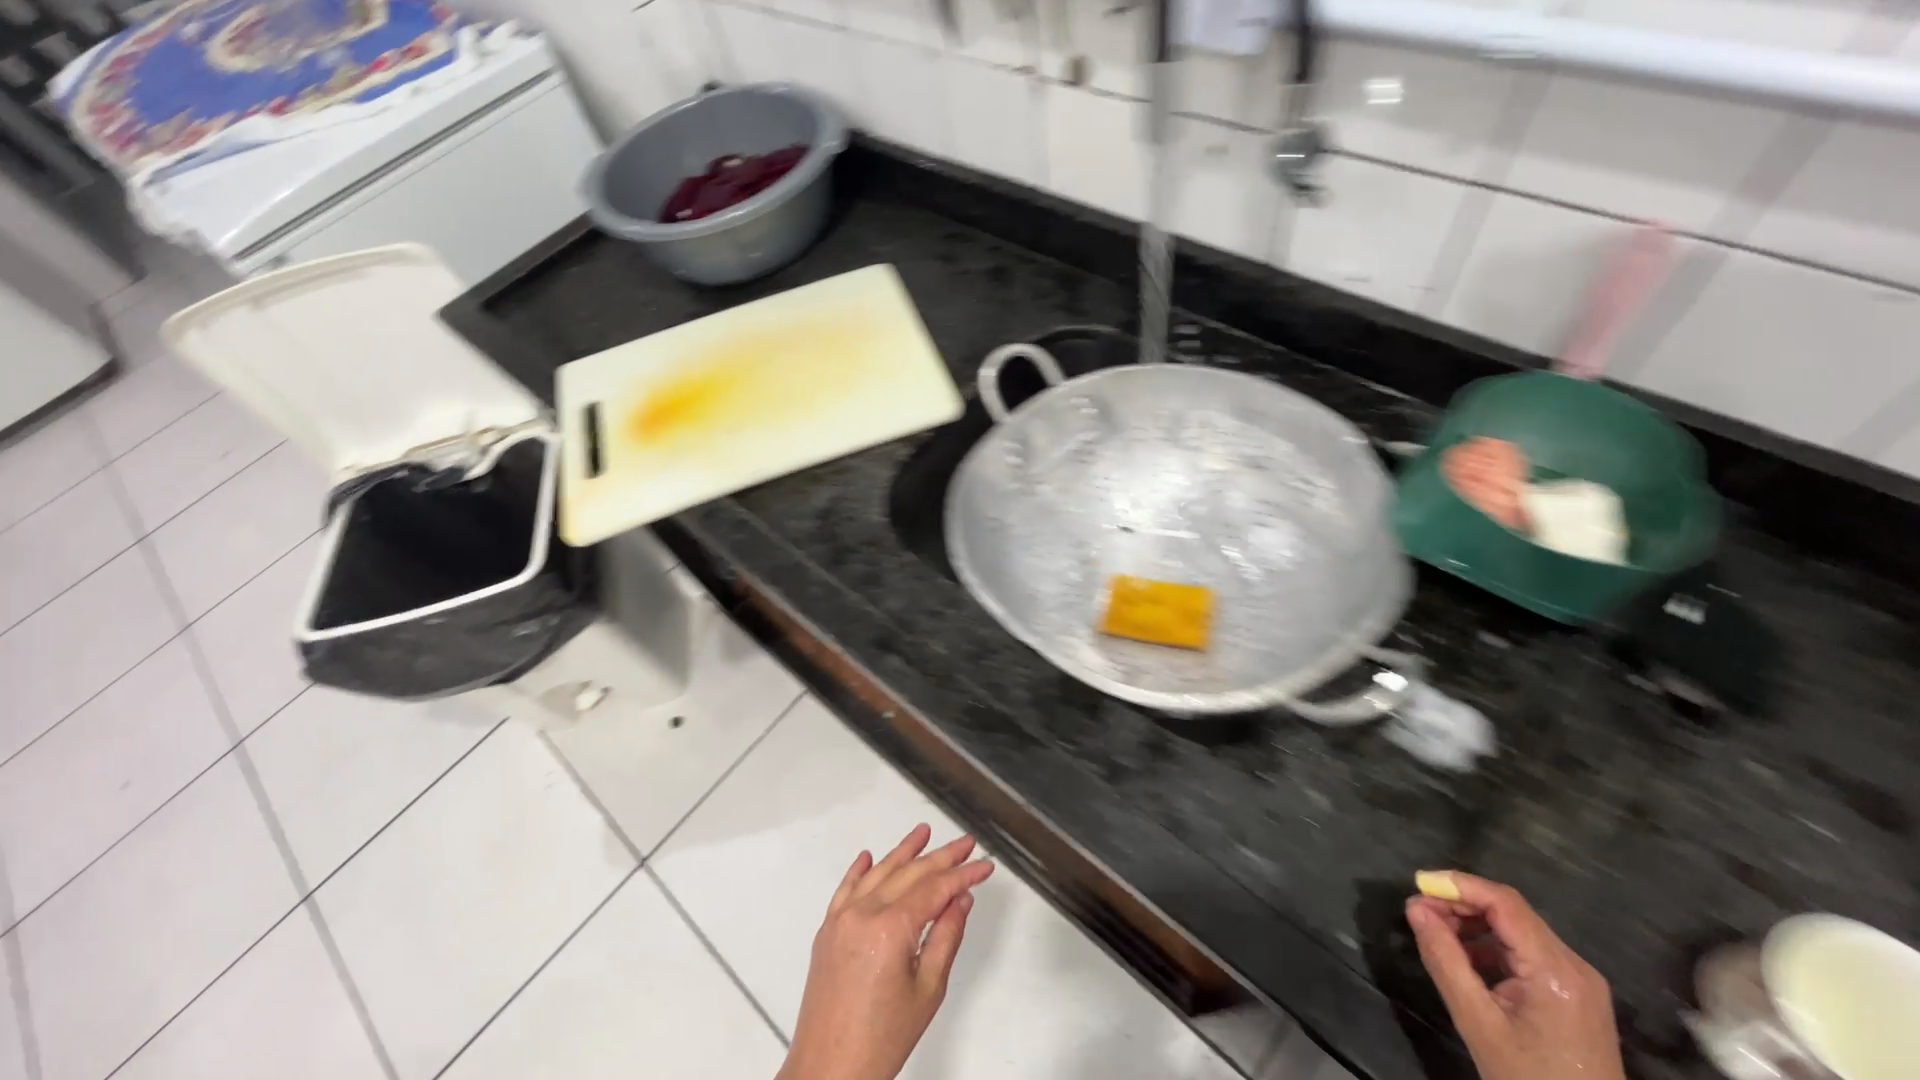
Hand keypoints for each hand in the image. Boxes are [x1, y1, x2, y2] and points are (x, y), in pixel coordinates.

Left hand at [778, 824, 995, 1079]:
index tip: (984, 865)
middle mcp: (862, 915)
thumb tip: (960, 900)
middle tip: (966, 843)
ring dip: (903, 851)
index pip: (935, 889)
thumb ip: (946, 937)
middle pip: (909, 874)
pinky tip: (869, 856)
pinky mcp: (827, 932)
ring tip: (924, 832)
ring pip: (878, 874)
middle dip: (941, 857)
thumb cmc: (881, 1039)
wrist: (829, 1069)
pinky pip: (844, 890)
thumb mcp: (928, 990)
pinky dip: (859, 870)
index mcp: (890, 928)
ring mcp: (841, 920)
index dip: (963, 874)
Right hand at [1406, 872, 1625, 1079]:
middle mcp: (1576, 965)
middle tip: (1419, 912)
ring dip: (1476, 926)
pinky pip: (1530, 954)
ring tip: (1437, 936)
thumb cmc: (1526, 1078)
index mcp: (1556, 970)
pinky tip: (1468, 962)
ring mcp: (1581, 980)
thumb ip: (1444, 960)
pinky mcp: (1577, 994)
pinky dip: (1494, 948)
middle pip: (1513, 913)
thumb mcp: (1477, 1022)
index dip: (1459, 885)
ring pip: (1520, 932)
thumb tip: (1416, 908)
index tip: (1417, 884)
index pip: (1505, 903)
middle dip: (1463, 905)